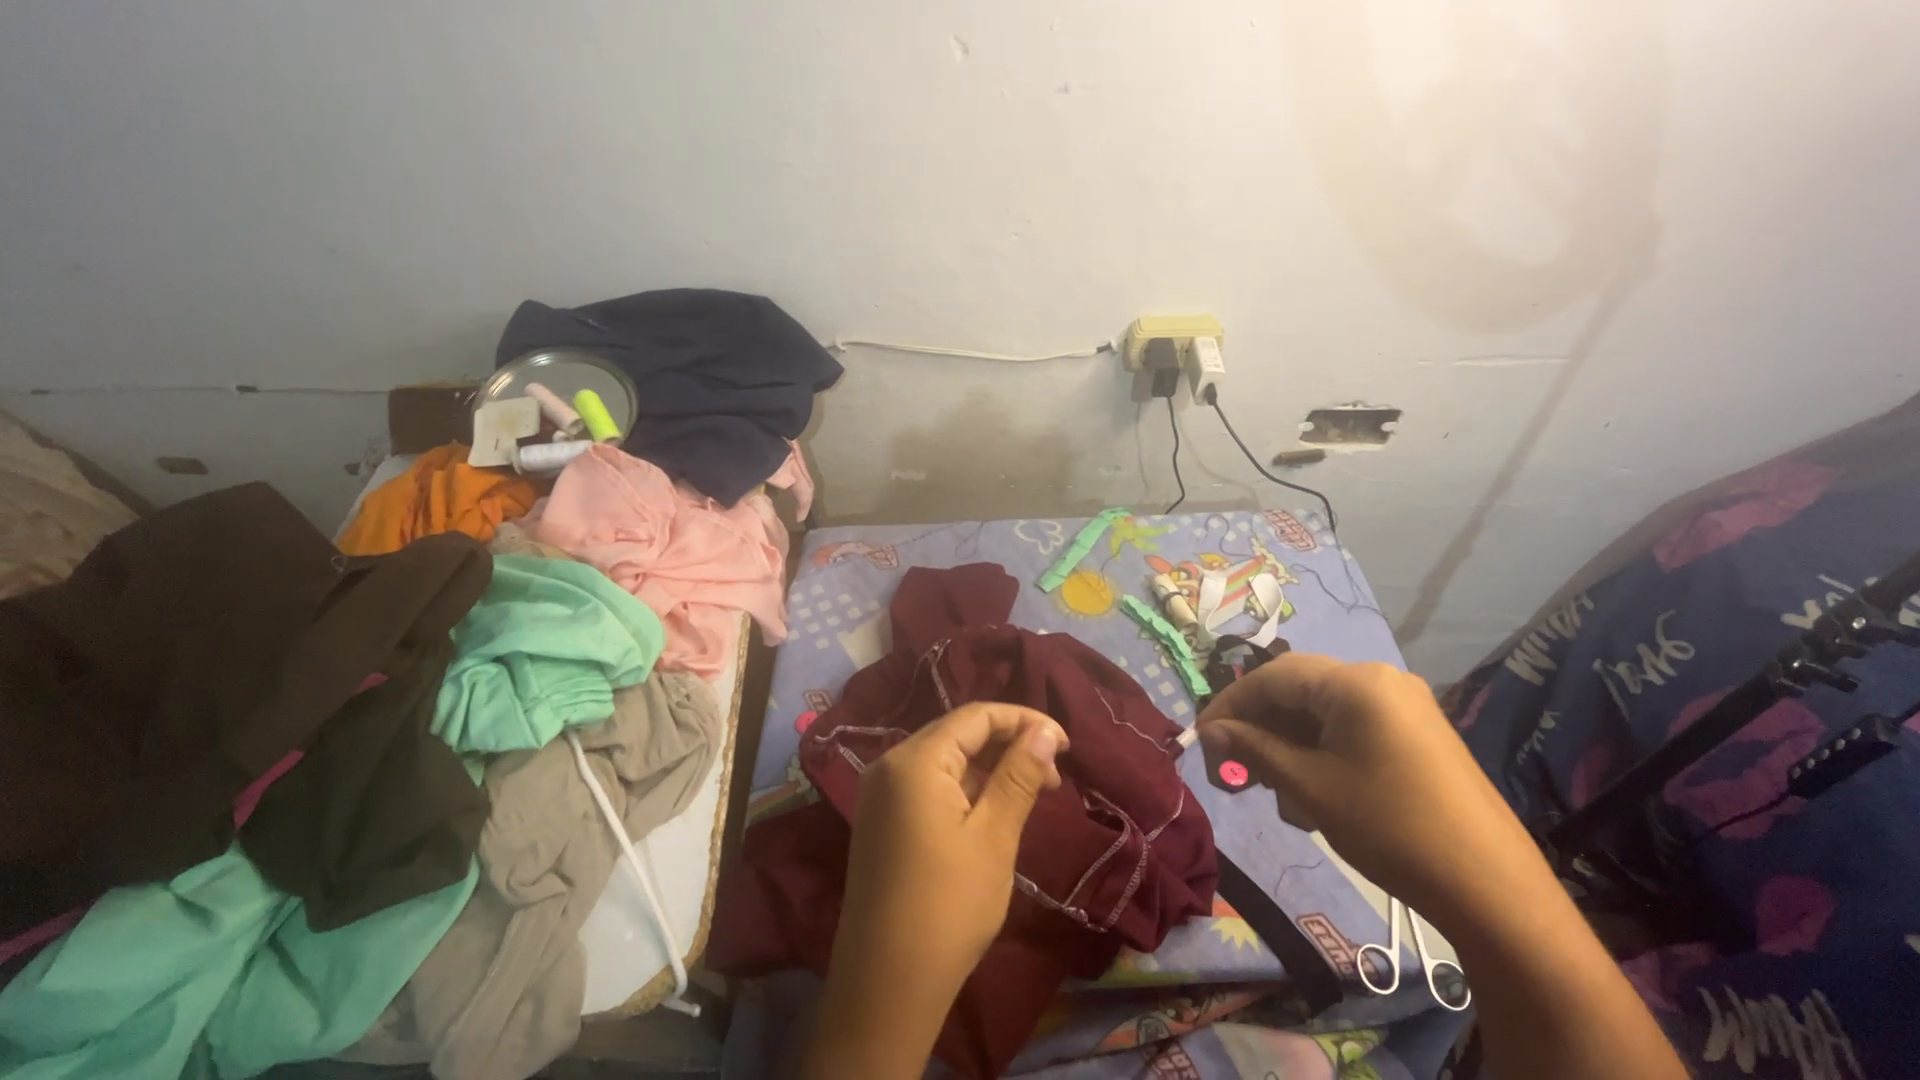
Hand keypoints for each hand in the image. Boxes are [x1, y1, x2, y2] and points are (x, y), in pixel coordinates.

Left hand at [804, 703, 1066, 1079]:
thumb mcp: (994, 836)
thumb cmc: (949, 906)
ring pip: (945, 761)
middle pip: (957, 733)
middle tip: (1053, 777)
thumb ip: (1019, 775)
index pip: (975, 716)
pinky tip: (994, 813)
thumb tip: (1045, 731)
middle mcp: (889, 766)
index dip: (1024, 720)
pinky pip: (929, 786)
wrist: (887, 983)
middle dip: (1008, 744)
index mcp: (914, 760)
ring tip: (1031, 797)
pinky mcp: (882, 822)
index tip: (1067, 745)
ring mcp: (880, 795)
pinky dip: (966, 790)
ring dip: (990, 769)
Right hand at [1196, 653, 1542, 922]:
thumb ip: (1253, 748)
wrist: (1487, 884)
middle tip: (1232, 771)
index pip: (1272, 676)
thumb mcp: (1308, 785)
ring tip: (1280, 795)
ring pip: (1323, 714)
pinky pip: (1352, 730)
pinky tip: (1315, 796)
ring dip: (1289, 747)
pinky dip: (1321, 754)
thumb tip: (1210, 731)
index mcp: (1356, 681)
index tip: (1201, 739)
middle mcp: (1381, 680)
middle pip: (1298, 692)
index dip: (1230, 705)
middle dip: (1260, 730)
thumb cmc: (1388, 825)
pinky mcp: (1417, 735)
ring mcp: (1405, 707)